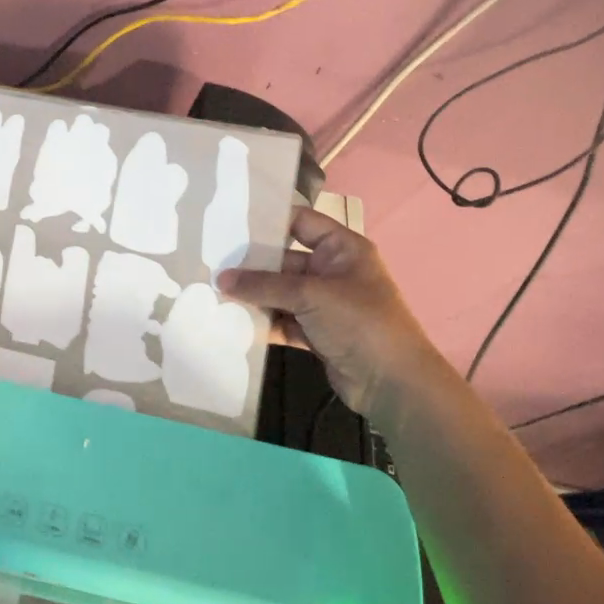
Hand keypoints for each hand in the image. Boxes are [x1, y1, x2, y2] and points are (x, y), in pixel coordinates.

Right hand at [218, 207, 457, 421]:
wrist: (392, 382)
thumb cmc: (359, 323)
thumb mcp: (310, 295)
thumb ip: (264, 285)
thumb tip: (221, 278)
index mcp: (342, 249)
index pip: (301, 222)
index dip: (269, 221)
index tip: (230, 223)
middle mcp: (333, 272)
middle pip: (284, 260)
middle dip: (251, 265)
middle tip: (212, 262)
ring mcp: (324, 304)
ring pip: (280, 293)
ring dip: (253, 296)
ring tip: (214, 292)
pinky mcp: (316, 333)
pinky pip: (282, 321)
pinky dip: (262, 322)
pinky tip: (232, 322)